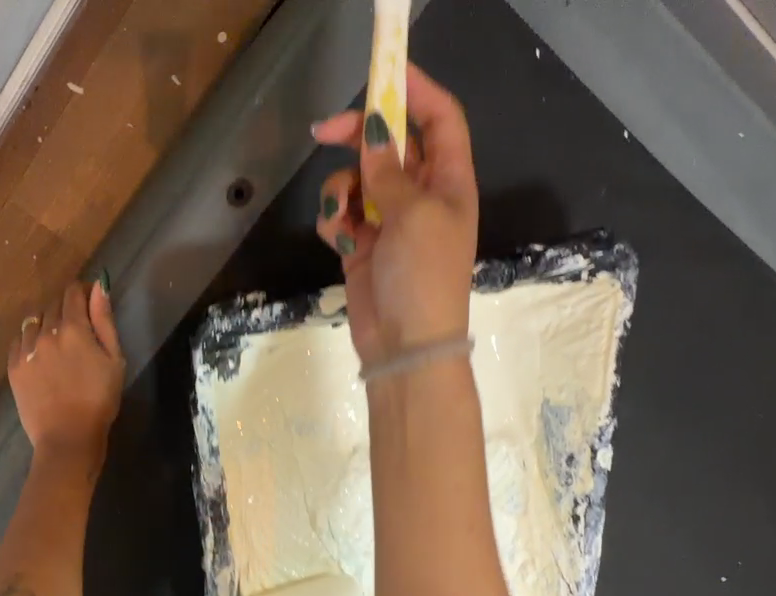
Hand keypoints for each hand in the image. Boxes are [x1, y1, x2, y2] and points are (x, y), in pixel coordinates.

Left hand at [7, 280, 124, 467]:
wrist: (67, 437)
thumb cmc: (99, 400)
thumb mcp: (114, 359)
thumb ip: (104, 320)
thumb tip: (99, 286)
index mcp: (73, 328)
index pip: (72, 292)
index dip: (82, 291)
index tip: (89, 301)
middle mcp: (44, 333)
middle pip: (52, 305)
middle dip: (66, 308)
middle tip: (77, 328)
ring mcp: (25, 351)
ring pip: (33, 322)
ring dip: (46, 324)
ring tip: (56, 343)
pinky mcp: (13, 368)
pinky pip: (18, 341)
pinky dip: (29, 341)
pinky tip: (39, 355)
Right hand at [311, 65, 477, 362]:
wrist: (406, 342)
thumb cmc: (424, 276)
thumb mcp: (413, 215)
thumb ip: (389, 173)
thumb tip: (374, 133)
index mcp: (450, 179)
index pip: (439, 120)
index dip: (416, 91)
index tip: (384, 72)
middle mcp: (420, 195)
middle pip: (389, 145)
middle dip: (359, 137)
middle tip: (326, 131)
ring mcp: (388, 221)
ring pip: (356, 182)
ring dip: (342, 191)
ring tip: (344, 218)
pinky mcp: (361, 246)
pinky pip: (341, 217)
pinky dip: (335, 223)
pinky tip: (340, 243)